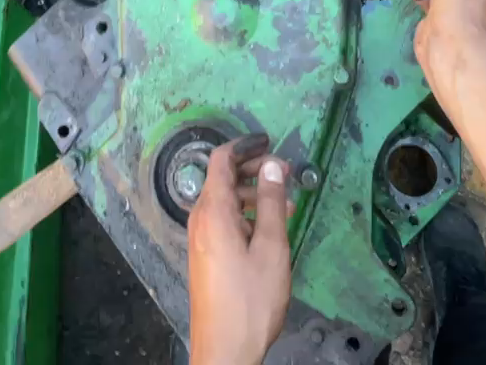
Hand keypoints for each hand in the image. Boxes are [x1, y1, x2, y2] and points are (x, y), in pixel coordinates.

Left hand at [187, 135, 292, 364]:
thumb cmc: (250, 299)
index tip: (270, 142)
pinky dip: (245, 214)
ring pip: (226, 200)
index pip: (221, 158)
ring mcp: (200, 237)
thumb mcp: (270, 248)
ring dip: (253, 194)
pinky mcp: (204, 254)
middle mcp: (200, 217)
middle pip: (223, 177)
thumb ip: (271, 203)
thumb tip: (272, 164)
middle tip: (285, 175)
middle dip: (253, 170)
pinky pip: (223, 220)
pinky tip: (268, 229)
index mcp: (213, 209)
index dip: (245, 145)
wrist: (224, 352)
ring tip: (285, 205)